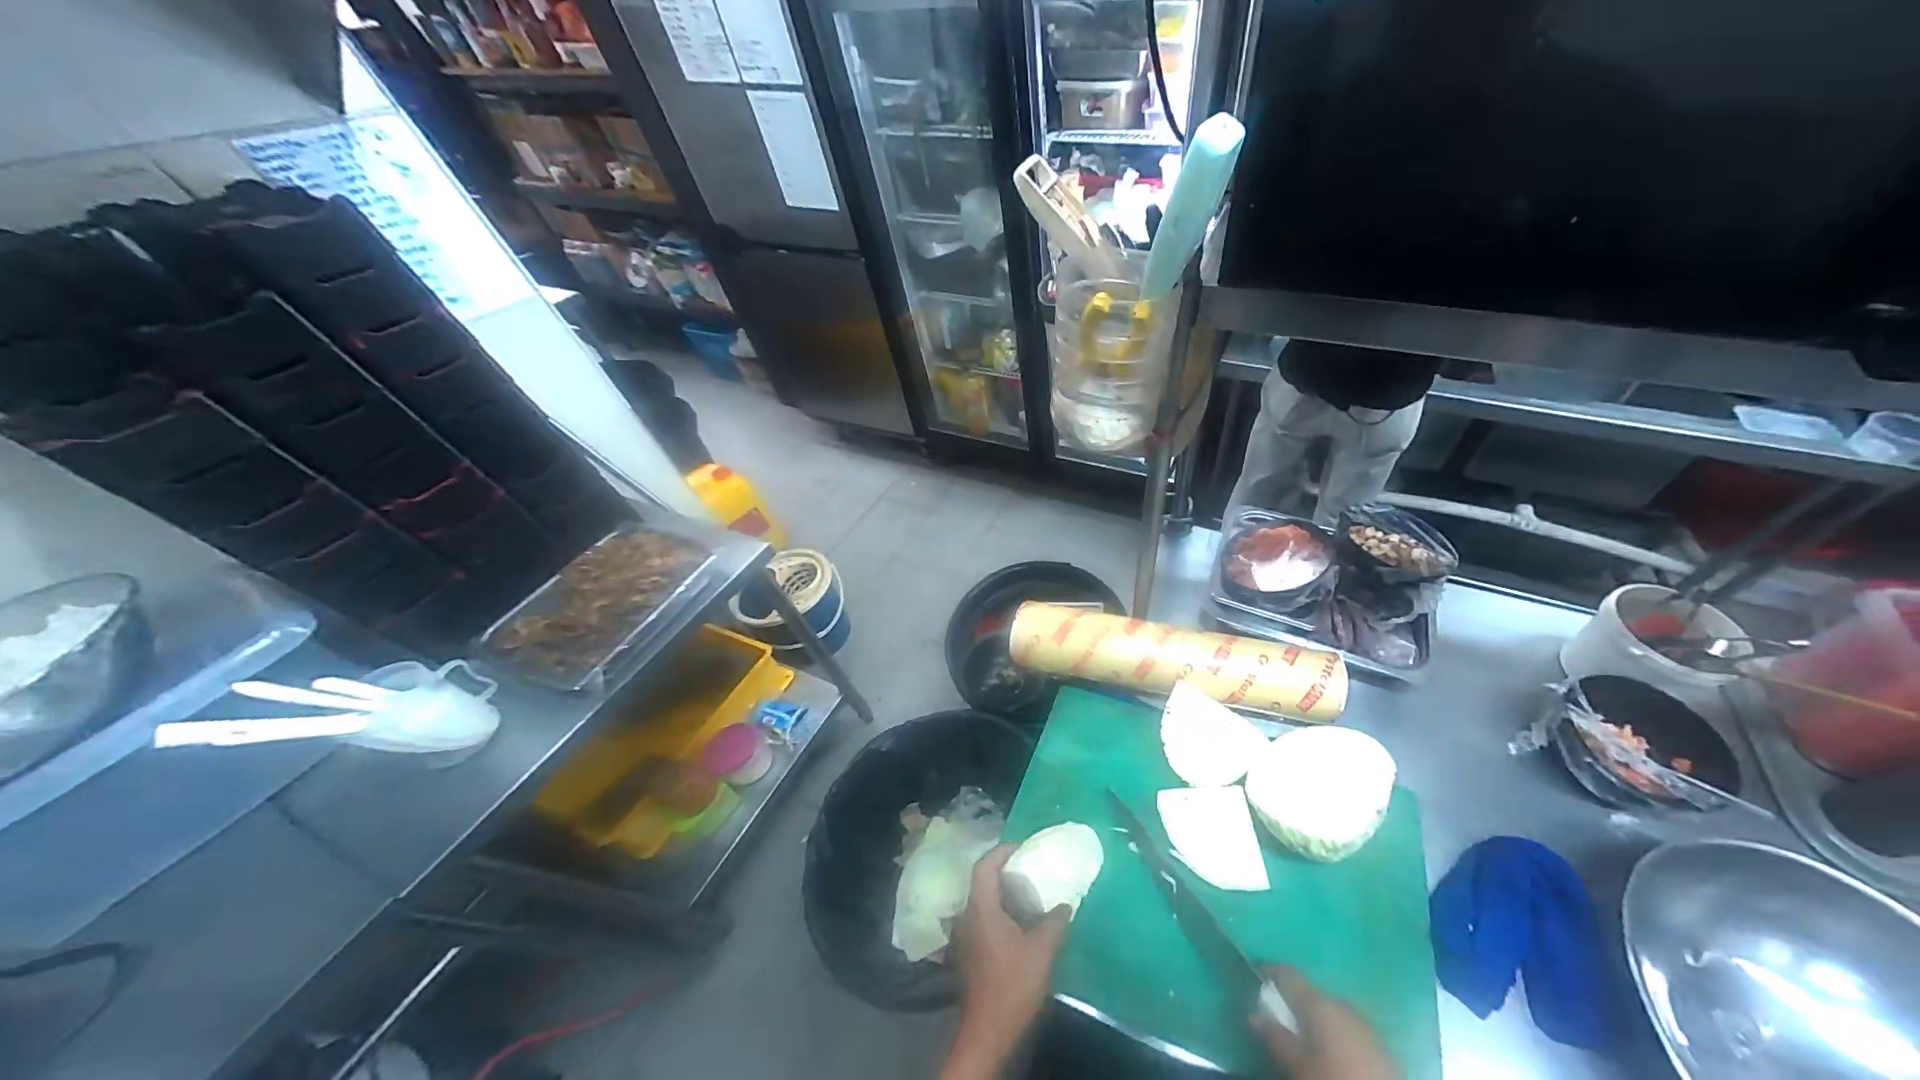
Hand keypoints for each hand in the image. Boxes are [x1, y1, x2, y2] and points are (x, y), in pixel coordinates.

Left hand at [939, 845, 1070, 1079]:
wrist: (989, 1028)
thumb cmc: (1013, 984)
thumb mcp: (1042, 950)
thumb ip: (1054, 922)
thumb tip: (1065, 904)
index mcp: (981, 908)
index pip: (984, 866)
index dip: (1002, 851)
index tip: (1023, 847)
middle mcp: (969, 915)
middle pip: (981, 880)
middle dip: (1004, 869)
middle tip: (1030, 866)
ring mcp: (967, 933)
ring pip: (982, 900)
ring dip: (1003, 891)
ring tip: (1029, 890)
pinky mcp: (971, 949)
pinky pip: (983, 916)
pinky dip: (1000, 909)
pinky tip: (1020, 919)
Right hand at [1251, 966, 1398, 1079]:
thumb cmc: (1332, 1079)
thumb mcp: (1297, 1064)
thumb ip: (1275, 1037)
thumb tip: (1253, 1015)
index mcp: (1320, 1003)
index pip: (1289, 973)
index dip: (1270, 971)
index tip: (1255, 973)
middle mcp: (1343, 1005)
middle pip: (1311, 993)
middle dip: (1293, 1000)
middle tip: (1276, 1014)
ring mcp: (1366, 1025)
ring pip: (1331, 1010)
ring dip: (1314, 1017)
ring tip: (1302, 1035)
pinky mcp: (1381, 1046)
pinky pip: (1348, 1028)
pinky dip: (1333, 1032)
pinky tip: (1329, 1050)